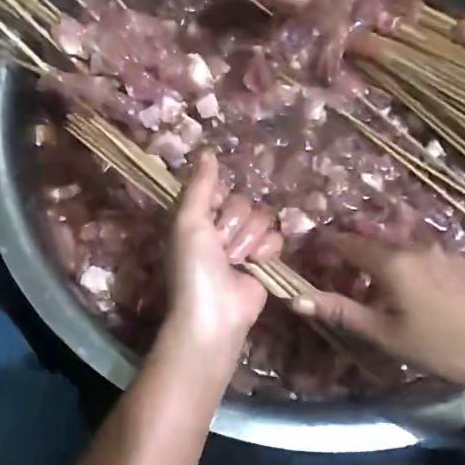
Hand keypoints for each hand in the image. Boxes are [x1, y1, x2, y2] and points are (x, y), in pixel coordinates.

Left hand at [167, 155, 280, 347]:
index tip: (213, 216)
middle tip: (220, 246)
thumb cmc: (194, 266)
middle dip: (234, 224)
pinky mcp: (263, 259)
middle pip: (244, 202)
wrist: (215, 312)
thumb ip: (200, 186)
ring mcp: (243, 244)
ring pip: (262, 218)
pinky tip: (254, 265)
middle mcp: (219, 227)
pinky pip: (275, 237)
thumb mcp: (188, 221)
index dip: (221, 201)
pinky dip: (266, 251)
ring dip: (248, 239)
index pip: (221, 189)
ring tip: (234, 260)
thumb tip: (208, 152)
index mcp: (197, 217)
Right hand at [291, 237, 464, 401]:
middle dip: (352, 240)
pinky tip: (412, 281)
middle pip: (376, 237)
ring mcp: (449, 255)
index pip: (348, 244)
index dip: (325, 244)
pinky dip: (409, 259)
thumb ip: (340, 312)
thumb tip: (295, 297)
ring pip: (404, 243)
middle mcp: (419, 249)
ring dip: (381, 248)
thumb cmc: (443, 348)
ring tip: (369, 263)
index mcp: (393, 263)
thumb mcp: (385, 335)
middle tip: (333, 249)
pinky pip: (428, 254)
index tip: (308, 249)